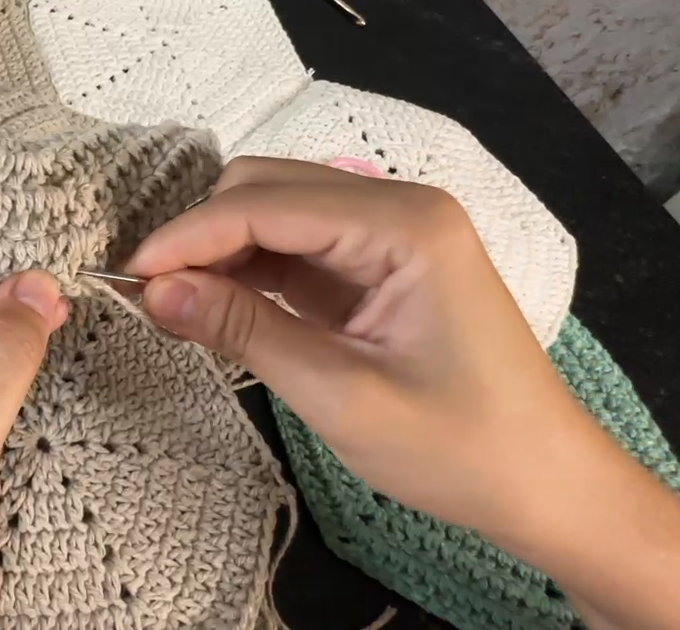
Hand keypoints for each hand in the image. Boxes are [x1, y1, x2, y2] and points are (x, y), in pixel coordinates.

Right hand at [127, 155, 601, 535]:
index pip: (262, 206)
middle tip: (155, 295)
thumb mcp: (341, 397)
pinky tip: (216, 301)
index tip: (129, 276)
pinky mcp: (366, 256)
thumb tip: (151, 292)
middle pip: (260, 188)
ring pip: (265, 208)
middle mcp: (391, 204)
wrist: (551, 490)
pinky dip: (242, 266)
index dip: (187, 237)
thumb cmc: (462, 451)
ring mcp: (381, 226)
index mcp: (401, 224)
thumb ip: (242, 331)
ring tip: (176, 301)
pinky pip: (284, 241)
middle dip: (199, 236)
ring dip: (216, 249)